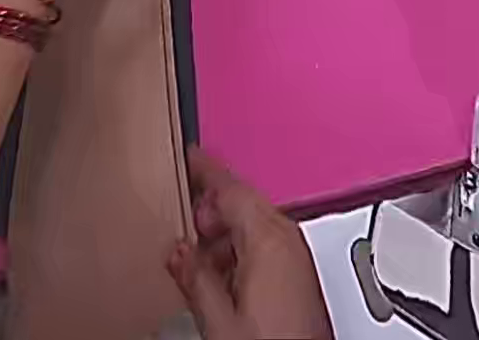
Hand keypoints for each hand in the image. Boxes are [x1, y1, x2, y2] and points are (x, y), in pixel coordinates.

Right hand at [167, 148, 332, 339]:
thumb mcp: (219, 323)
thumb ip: (196, 278)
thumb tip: (178, 250)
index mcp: (267, 237)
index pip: (232, 187)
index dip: (207, 169)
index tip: (191, 155)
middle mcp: (287, 237)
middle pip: (244, 201)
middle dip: (212, 205)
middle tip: (185, 214)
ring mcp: (297, 253)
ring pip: (254, 221)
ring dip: (225, 229)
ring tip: (199, 252)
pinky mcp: (300, 270)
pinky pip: (266, 241)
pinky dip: (241, 246)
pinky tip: (224, 272)